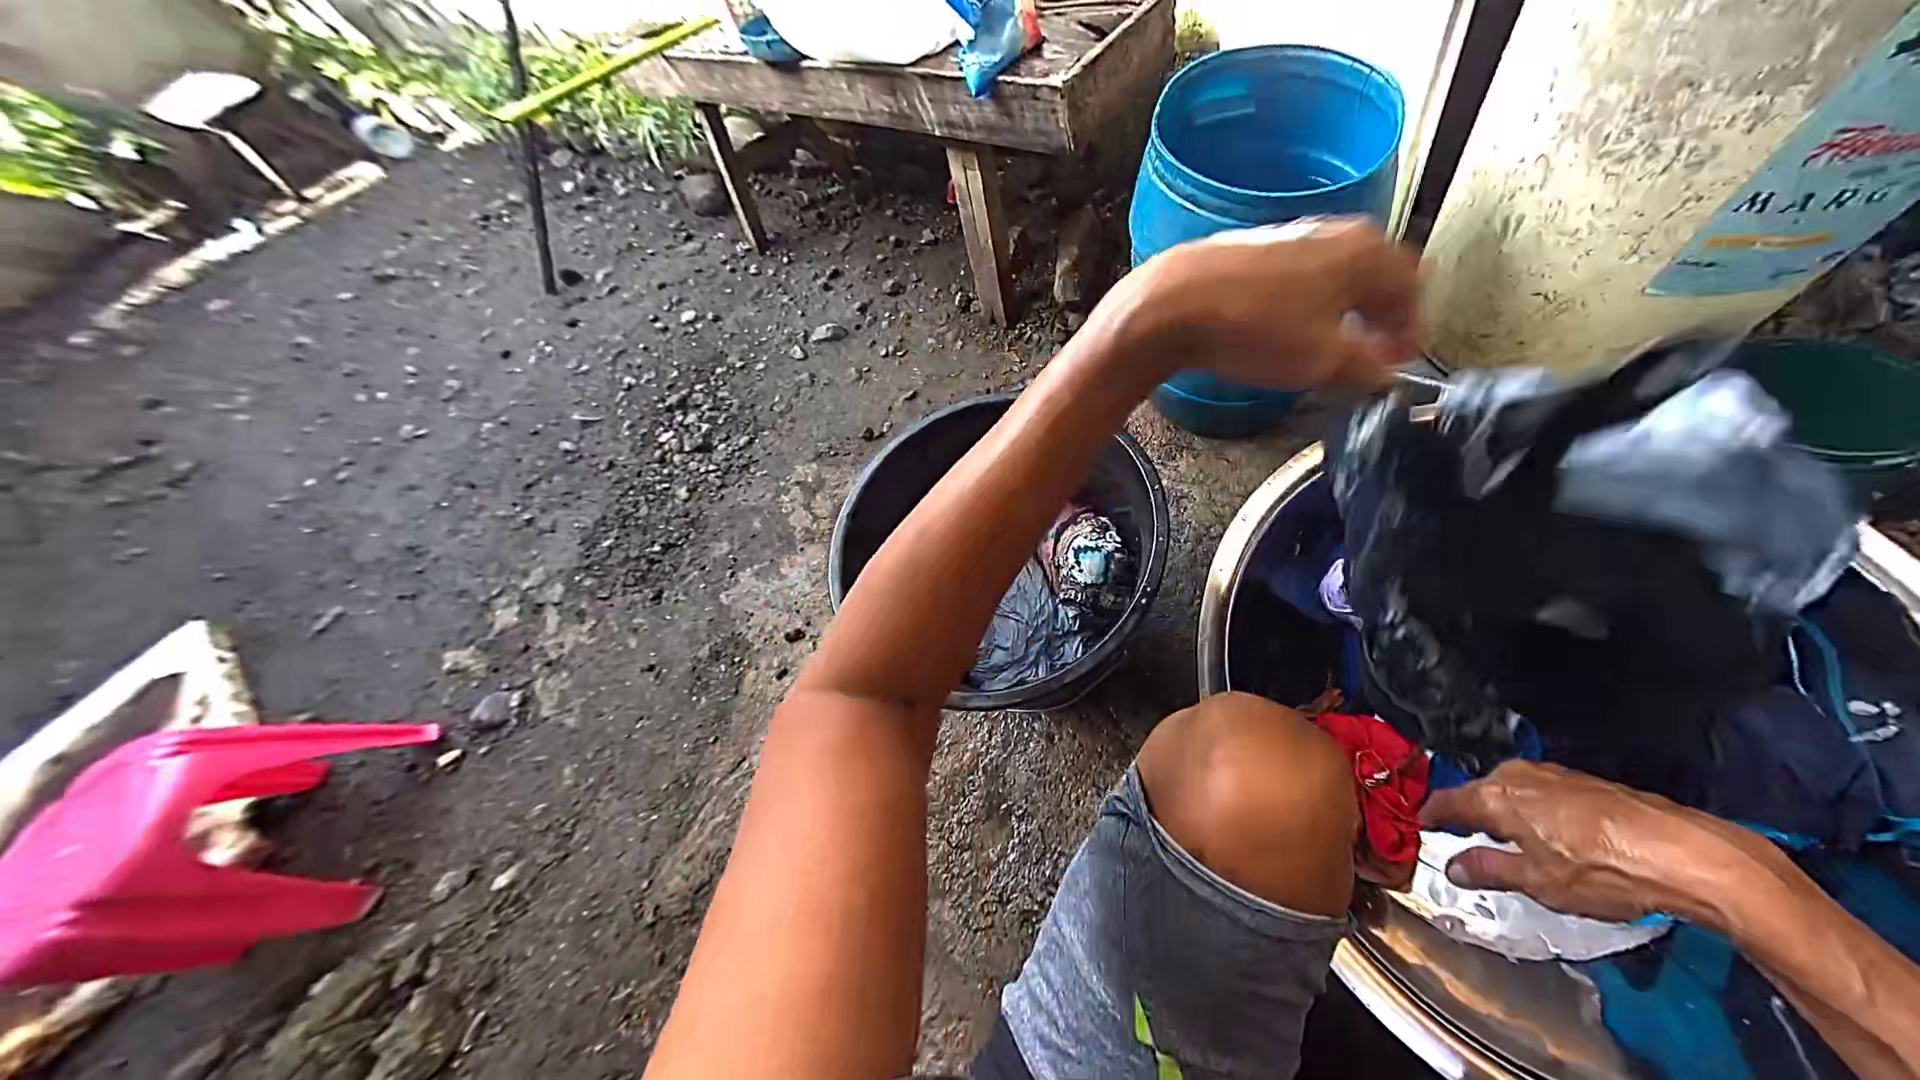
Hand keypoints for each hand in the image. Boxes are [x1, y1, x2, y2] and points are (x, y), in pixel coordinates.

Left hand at [1115, 217, 1420, 390]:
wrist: (1173, 305)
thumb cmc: (1252, 326)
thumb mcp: (1323, 361)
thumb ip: (1365, 368)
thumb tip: (1383, 375)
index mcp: (1365, 251)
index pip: (1412, 288)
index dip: (1411, 329)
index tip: (1399, 359)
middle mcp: (1331, 234)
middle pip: (1373, 278)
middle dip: (1377, 319)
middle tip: (1372, 354)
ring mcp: (1286, 239)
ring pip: (1331, 278)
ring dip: (1339, 313)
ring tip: (1328, 350)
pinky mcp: (1248, 255)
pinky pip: (1292, 282)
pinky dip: (1301, 308)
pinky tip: (1282, 334)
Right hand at [1419, 760, 1777, 923]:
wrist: (1691, 856)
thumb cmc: (1606, 870)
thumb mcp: (1539, 883)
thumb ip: (1489, 869)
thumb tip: (1455, 866)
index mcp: (1493, 797)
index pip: (1445, 802)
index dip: (1430, 816)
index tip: (1421, 825)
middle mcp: (1515, 777)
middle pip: (1478, 794)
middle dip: (1470, 815)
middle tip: (1469, 841)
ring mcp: (1553, 775)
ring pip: (1511, 792)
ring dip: (1506, 812)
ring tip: (1515, 842)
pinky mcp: (1586, 782)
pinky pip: (1542, 793)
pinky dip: (1537, 811)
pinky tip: (1557, 837)